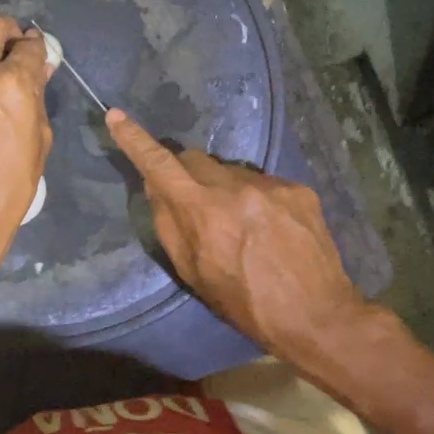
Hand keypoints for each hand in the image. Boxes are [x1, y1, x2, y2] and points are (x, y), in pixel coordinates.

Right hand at [105, 108, 396, 373]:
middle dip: (186, 174)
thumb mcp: (191, 272)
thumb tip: (156, 188)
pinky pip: (262, 182)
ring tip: (240, 224)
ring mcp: (270, 186)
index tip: (116, 116)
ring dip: (223, 187)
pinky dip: (254, 198)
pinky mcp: (298, 189)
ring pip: (229, 170)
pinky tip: (268, 227)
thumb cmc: (244, 302)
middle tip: (193, 203)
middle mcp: (235, 188)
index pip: (159, 164)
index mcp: (202, 212)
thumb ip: (169, 224)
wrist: (317, 316)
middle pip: (194, 159)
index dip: (134, 140)